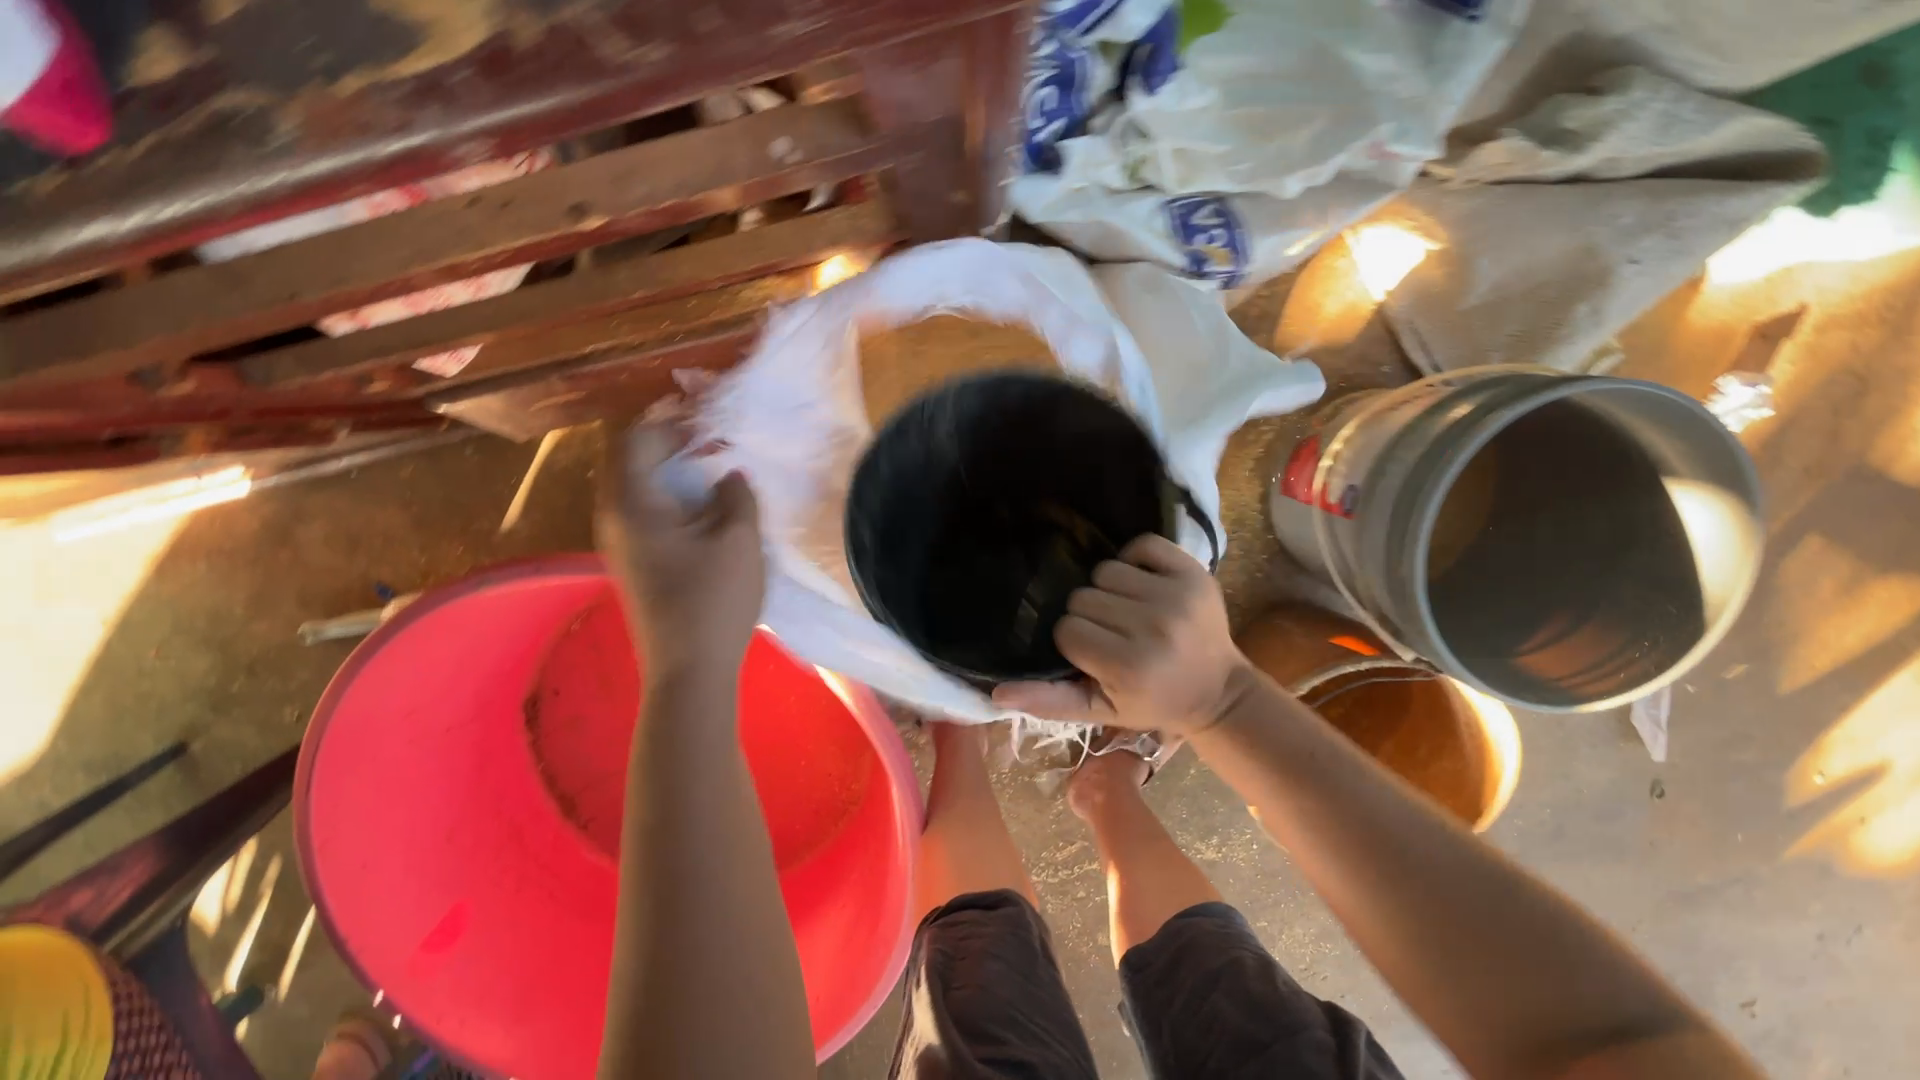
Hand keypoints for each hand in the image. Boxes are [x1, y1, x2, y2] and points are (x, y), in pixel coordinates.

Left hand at [596, 422, 765, 679]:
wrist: (688, 669)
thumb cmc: (713, 598)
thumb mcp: (738, 537)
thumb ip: (735, 494)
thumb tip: (726, 475)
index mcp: (631, 501)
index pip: (635, 437)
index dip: (668, 418)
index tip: (706, 415)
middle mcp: (613, 516)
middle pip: (628, 460)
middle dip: (666, 441)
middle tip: (709, 435)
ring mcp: (617, 543)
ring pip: (634, 487)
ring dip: (666, 470)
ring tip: (707, 465)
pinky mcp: (631, 564)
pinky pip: (640, 511)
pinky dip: (666, 496)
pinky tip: (699, 506)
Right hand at [992, 534, 1251, 735]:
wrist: (1217, 690)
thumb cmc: (1151, 702)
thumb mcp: (1100, 711)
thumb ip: (1048, 701)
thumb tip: (997, 692)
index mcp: (1129, 666)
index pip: (1066, 630)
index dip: (1073, 642)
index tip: (1093, 656)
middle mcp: (1154, 627)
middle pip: (1083, 597)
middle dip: (1090, 616)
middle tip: (1112, 636)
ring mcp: (1176, 596)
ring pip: (1106, 570)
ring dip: (1109, 590)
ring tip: (1127, 612)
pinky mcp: (1193, 572)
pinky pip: (1141, 544)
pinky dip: (1135, 560)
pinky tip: (1143, 586)